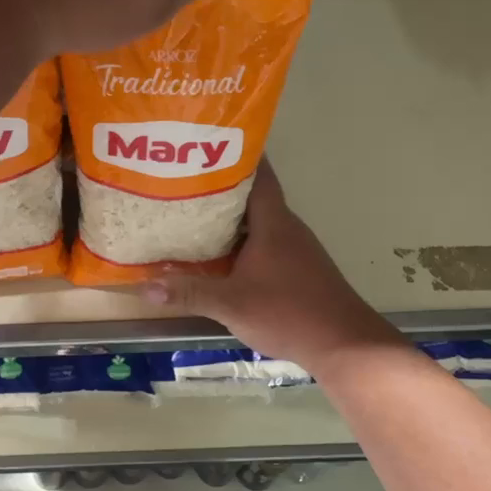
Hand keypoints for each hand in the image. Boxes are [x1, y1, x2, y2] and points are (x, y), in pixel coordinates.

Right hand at [141, 161, 402, 369]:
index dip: (235, 156)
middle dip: (220, 188)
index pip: (257, 174)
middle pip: (252, 196)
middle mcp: (287, 228)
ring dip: (230, 218)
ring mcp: (297, 249)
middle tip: (183, 183)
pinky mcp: (300, 270)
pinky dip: (242, 242)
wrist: (347, 346)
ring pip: (258, 222)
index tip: (207, 144)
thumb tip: (144, 287)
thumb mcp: (231, 304)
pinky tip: (220, 256)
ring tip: (192, 216)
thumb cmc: (289, 313)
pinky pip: (266, 243)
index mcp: (273, 222)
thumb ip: (188, 293)